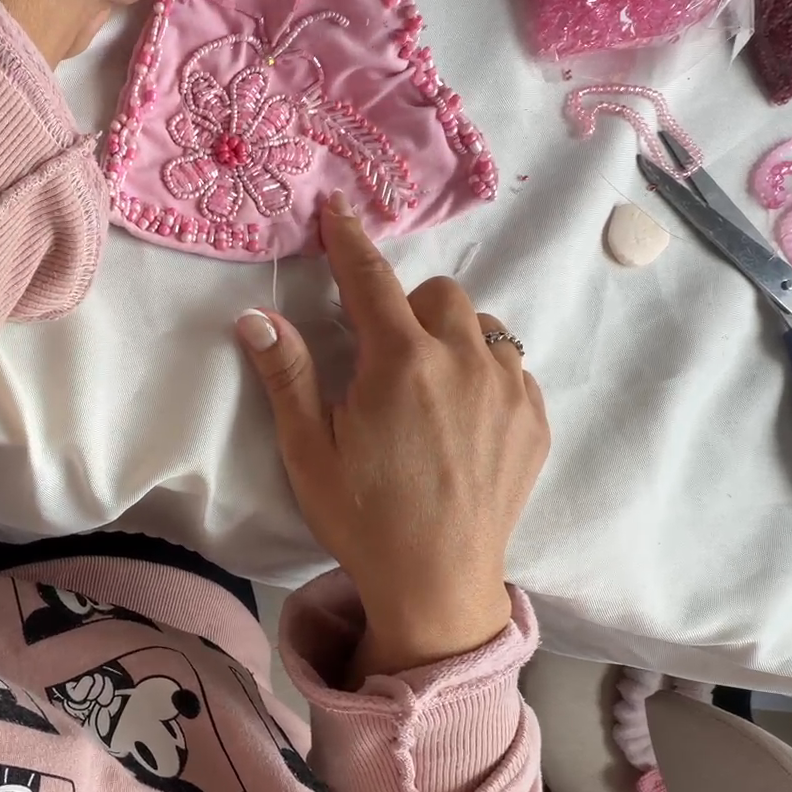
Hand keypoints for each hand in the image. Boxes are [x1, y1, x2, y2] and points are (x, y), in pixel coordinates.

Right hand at [236, 192, 548, 683]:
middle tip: (381, 357)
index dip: (348, 241)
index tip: (337, 208)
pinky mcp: (535, 420)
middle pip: (438, 295)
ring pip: (482, 327)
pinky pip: (511, 368)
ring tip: (425, 388)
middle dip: (406, 308)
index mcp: (400, 363)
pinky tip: (460, 419)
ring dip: (449, 338)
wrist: (436, 582)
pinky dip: (483, 373)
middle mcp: (464, 361)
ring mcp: (509, 390)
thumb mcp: (307, 449)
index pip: (370, 280)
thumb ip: (287, 375)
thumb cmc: (360, 515)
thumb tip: (256, 316)